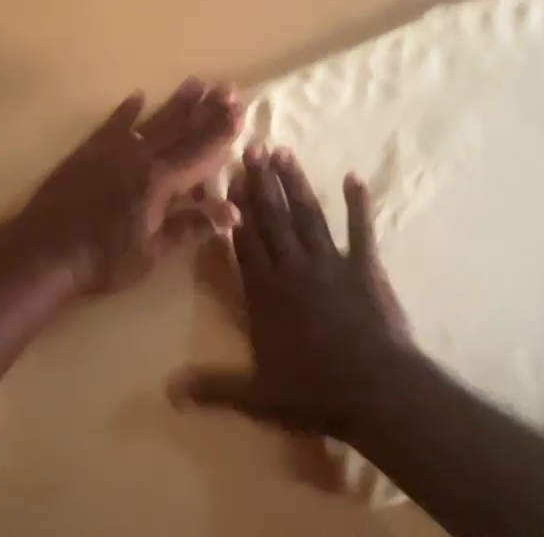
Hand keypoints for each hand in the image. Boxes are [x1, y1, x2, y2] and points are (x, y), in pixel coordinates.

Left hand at [9, 78, 243, 295]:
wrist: (45, 252)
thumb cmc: (104, 260)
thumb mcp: (153, 252)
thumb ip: (191, 226)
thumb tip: (234, 210)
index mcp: (161, 181)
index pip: (201, 152)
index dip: (223, 132)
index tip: (241, 110)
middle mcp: (141, 157)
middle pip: (181, 129)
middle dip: (207, 110)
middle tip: (228, 87)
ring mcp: (113, 151)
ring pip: (152, 121)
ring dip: (176, 103)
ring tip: (196, 82)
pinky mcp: (88, 152)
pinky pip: (113, 125)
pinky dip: (127, 110)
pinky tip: (138, 95)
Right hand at [172, 146, 412, 439]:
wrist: (376, 391)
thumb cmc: (314, 393)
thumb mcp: (256, 396)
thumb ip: (212, 387)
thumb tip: (167, 392)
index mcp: (264, 293)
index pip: (244, 242)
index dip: (235, 208)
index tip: (227, 176)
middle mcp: (292, 268)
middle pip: (272, 218)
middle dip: (261, 182)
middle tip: (252, 146)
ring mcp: (330, 264)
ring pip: (307, 216)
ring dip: (295, 183)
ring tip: (283, 152)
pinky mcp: (365, 269)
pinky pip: (361, 231)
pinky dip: (358, 205)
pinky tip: (355, 178)